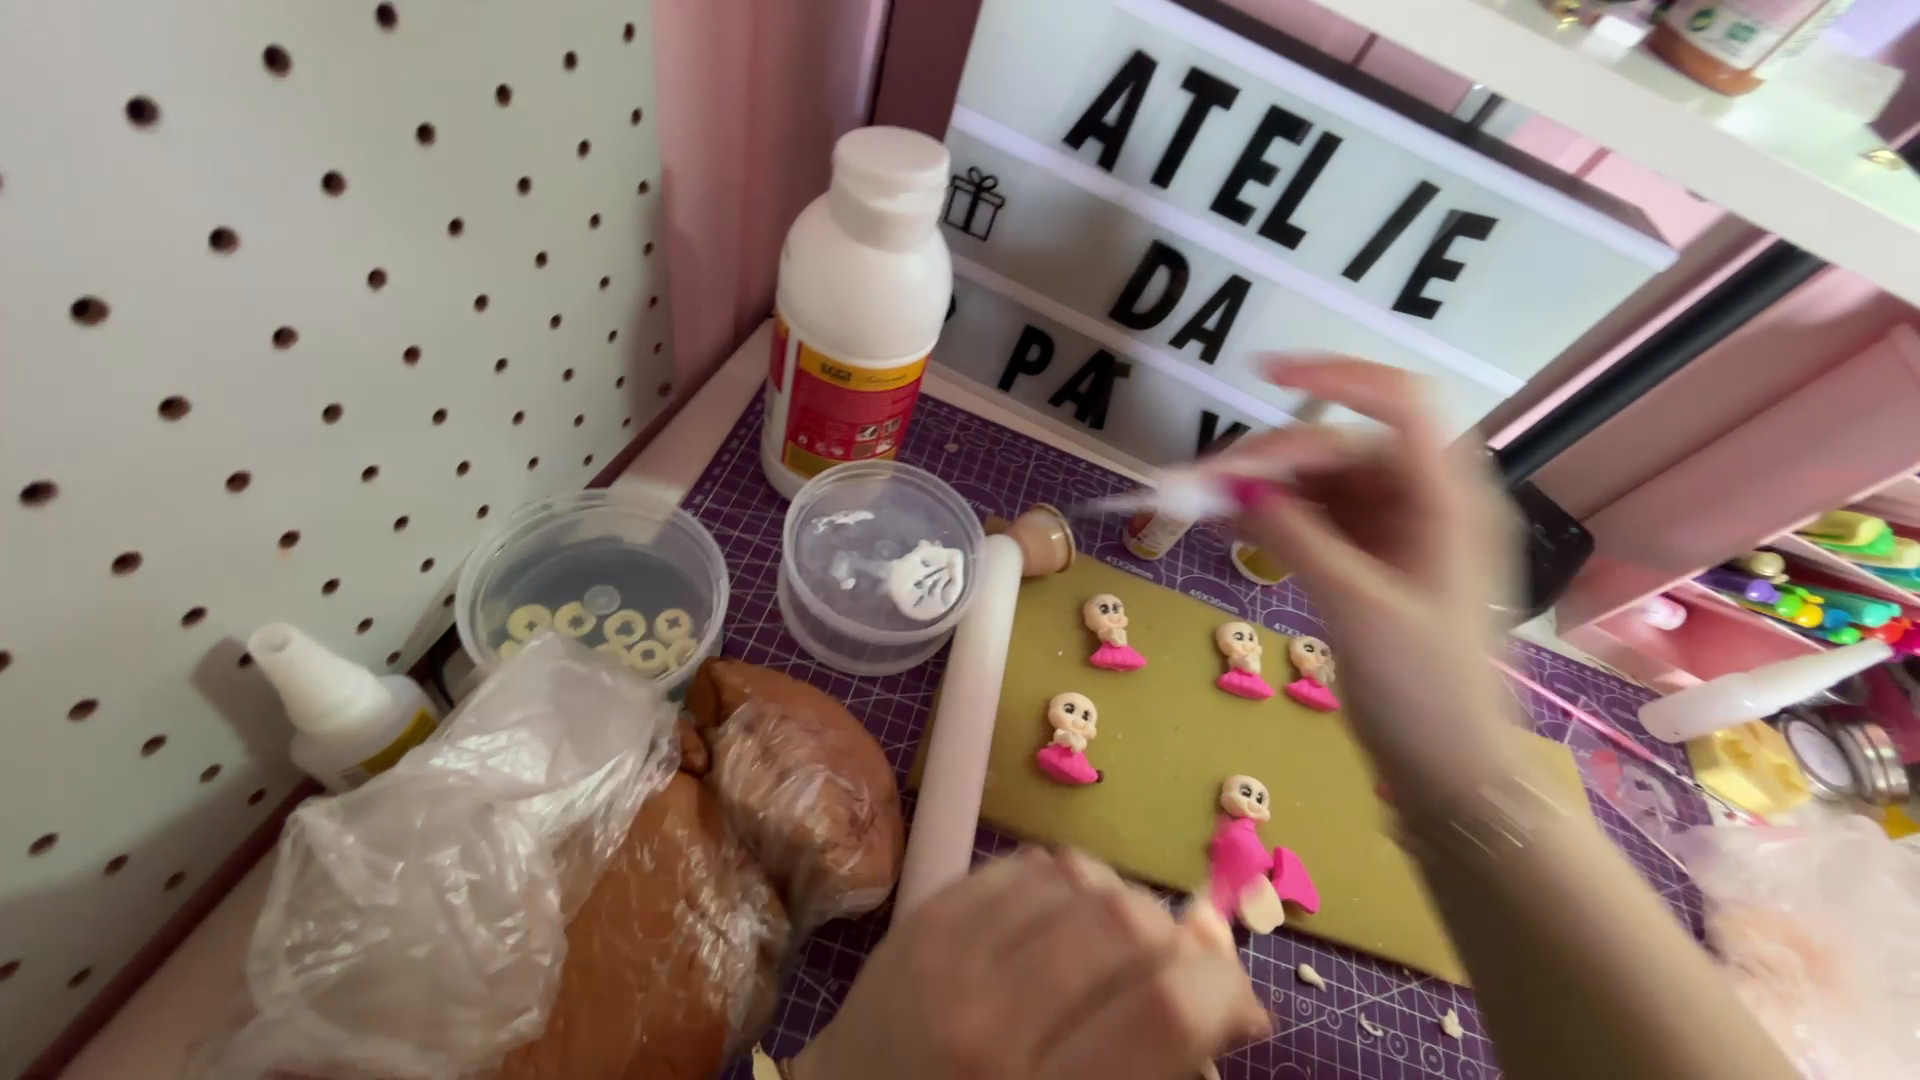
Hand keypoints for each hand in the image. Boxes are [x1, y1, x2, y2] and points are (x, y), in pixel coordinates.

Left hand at [792, 847, 1266, 1079]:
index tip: (1236, 1002)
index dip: (1222, 989)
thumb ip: (1155, 1060)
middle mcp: (988, 1018)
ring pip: (1077, 878)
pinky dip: (1065, 885)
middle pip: (1123, 923)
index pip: (1163, 1011)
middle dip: (1171, 941)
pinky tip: (1061, 922)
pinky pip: (1025, 864)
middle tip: (1170, 973)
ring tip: (1111, 949)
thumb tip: (1232, 982)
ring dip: (1118, 905)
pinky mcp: (925, 912)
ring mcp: (946, 952)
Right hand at [1224, 356, 1525, 807]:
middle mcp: (1425, 502)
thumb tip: (1236, 486)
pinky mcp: (1370, 560)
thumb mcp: (1355, 607)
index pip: (1401, 405)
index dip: (1337, 375)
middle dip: (1268, 460)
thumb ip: (1296, 536)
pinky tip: (1228, 526)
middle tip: (1195, 485)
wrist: (1448, 769)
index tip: (1263, 374)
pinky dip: (1272, 518)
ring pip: (1320, 483)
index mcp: (1448, 501)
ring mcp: (1396, 532)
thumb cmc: (1421, 690)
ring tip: (1198, 506)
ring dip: (1262, 489)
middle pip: (1341, 448)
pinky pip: (1315, 519)